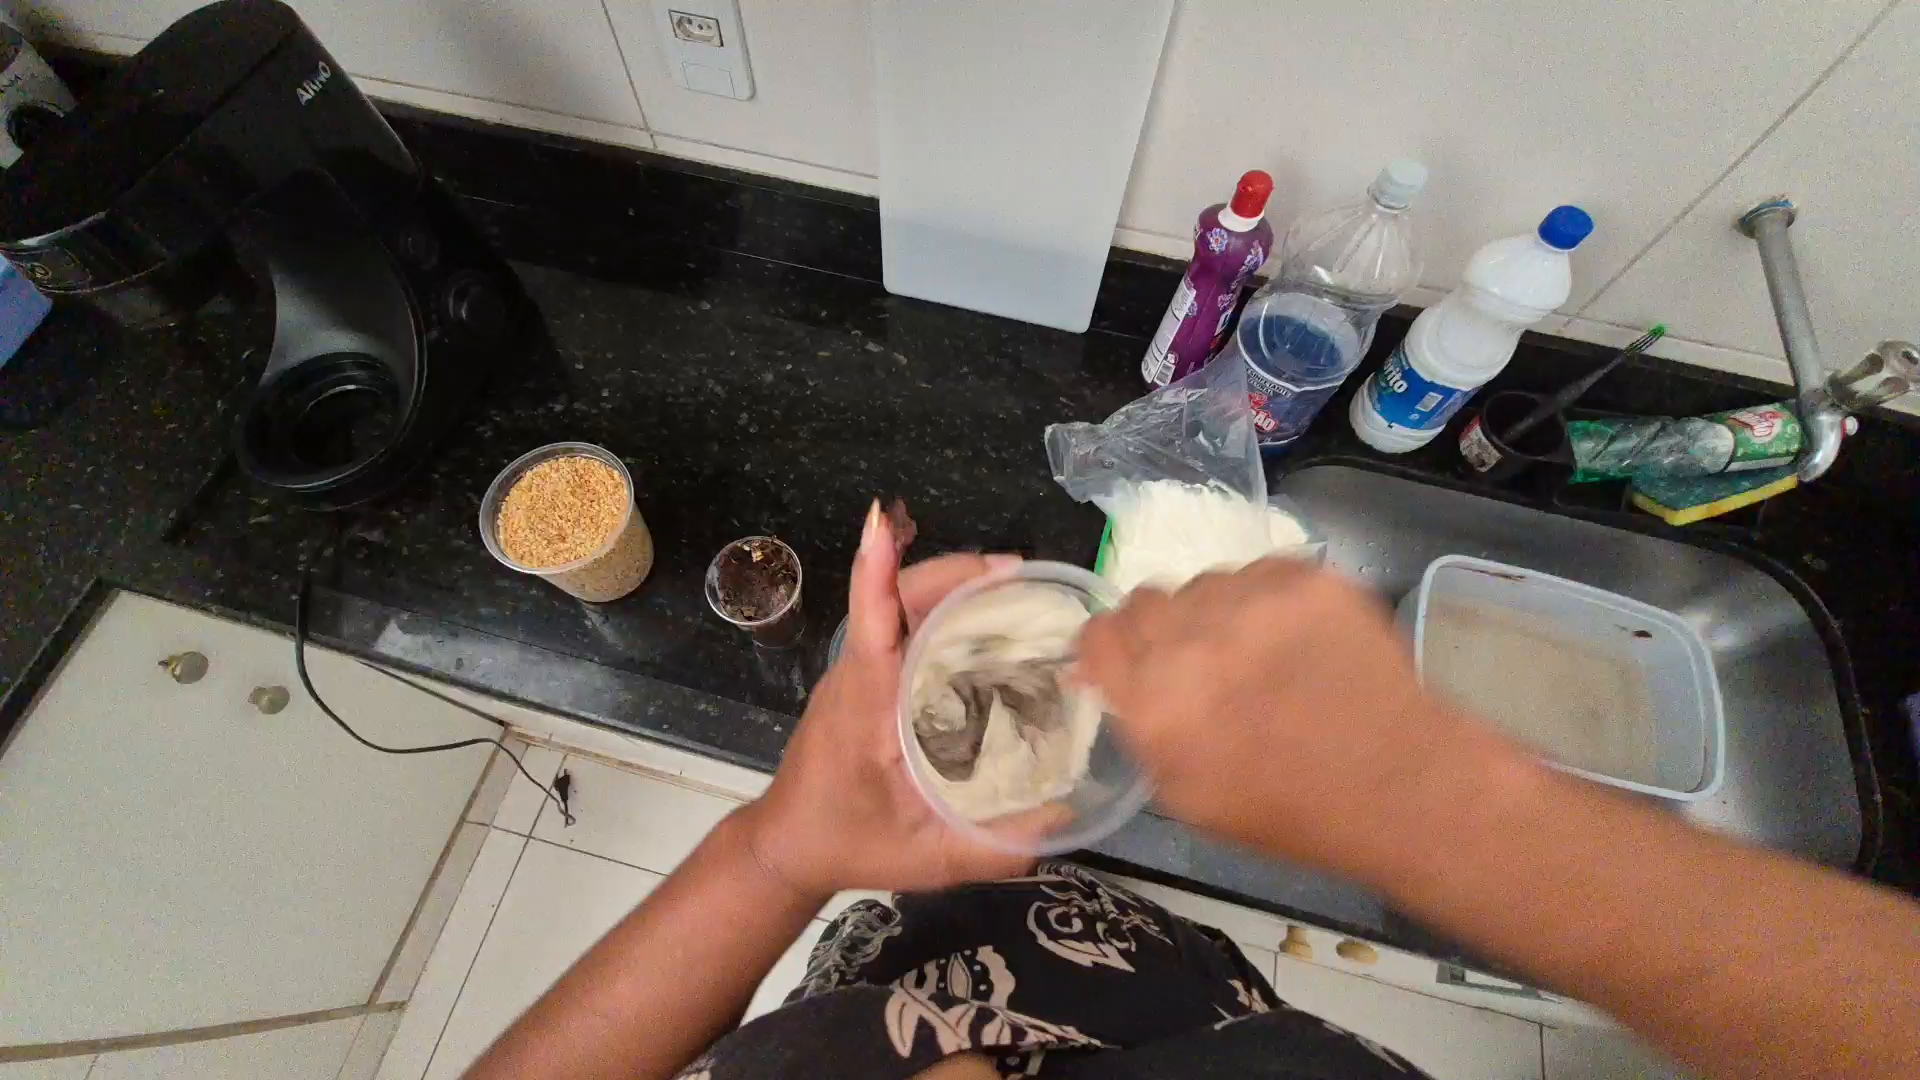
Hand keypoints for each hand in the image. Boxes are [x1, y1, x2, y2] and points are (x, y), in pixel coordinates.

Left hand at [737, 503, 1042, 899]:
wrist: (789, 842)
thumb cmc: (849, 841)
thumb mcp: (926, 856)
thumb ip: (993, 845)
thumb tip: (1065, 817)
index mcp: (867, 703)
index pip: (869, 621)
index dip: (875, 568)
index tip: (885, 521)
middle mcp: (860, 672)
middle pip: (897, 597)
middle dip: (953, 570)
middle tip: (1018, 571)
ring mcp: (860, 669)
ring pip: (899, 602)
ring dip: (950, 581)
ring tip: (1011, 584)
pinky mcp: (866, 674)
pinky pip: (902, 622)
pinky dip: (940, 603)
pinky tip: (981, 612)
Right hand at [1075, 558, 1532, 878]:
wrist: (1401, 785)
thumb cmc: (1285, 806)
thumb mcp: (1182, 796)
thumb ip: (1135, 726)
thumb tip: (1101, 674)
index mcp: (1153, 701)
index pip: (1097, 634)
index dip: (1108, 645)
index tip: (1128, 657)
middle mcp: (1190, 642)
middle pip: (1143, 601)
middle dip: (1160, 628)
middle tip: (1200, 658)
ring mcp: (1249, 601)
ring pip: (1203, 583)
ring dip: (1215, 611)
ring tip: (1259, 650)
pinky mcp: (1302, 579)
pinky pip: (1258, 570)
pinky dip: (1267, 598)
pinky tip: (1298, 637)